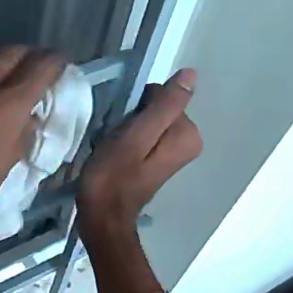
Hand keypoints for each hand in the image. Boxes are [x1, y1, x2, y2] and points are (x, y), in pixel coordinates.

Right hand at [77, 69, 201, 242]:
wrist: (102, 217)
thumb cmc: (113, 177)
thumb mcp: (137, 135)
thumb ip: (165, 105)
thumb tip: (191, 75)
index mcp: (188, 135)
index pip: (160, 96)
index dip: (135, 108)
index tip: (123, 129)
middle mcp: (188, 142)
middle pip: (156, 108)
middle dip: (132, 119)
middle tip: (116, 141)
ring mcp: (173, 153)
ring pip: (147, 121)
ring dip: (127, 130)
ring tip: (114, 150)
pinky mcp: (158, 161)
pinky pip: (143, 136)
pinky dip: (127, 141)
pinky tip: (116, 155)